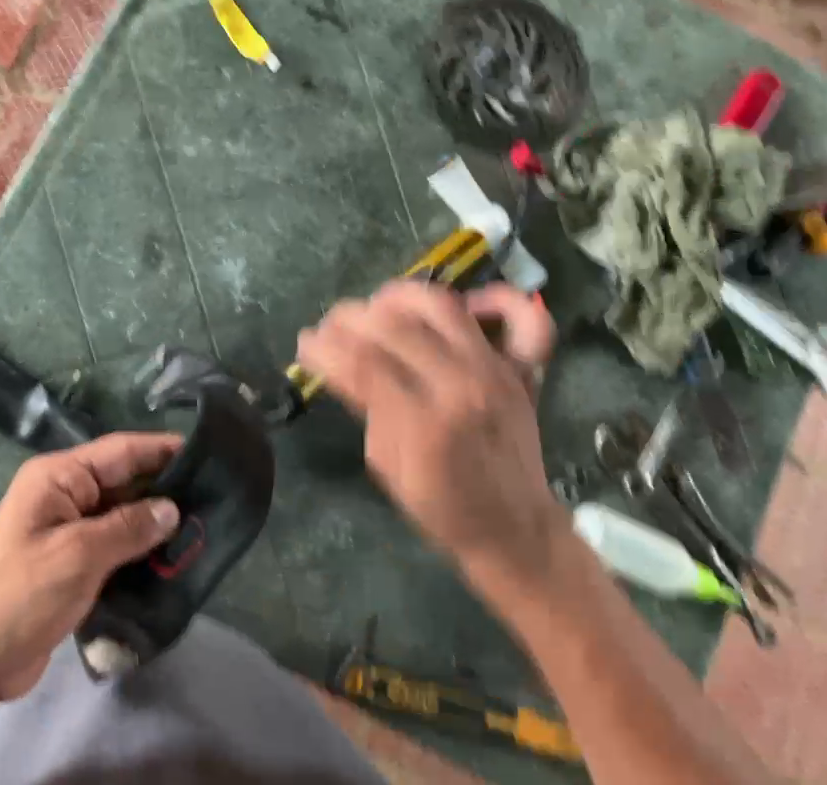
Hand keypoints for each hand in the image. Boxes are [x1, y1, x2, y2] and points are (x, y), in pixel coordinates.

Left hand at [0, 432, 182, 705]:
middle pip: (123, 482)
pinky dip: (140, 553)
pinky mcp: (70, 565)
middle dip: (166, 490)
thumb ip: (127, 528)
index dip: (162, 449)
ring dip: (156, 525)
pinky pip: (113, 548)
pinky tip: (173, 562)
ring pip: (122, 517)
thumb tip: (172, 508)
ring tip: (206, 530)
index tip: (209, 453)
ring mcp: (65, 531)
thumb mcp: (77, 556)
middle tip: (218, 499)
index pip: (120, 451)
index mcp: (57, 477)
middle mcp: (62, 496)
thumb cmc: (19, 595)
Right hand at [296, 281, 559, 570]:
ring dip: (398, 297)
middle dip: (348, 318)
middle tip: (329, 326)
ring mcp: (494, 371)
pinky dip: (495, 298)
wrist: (514, 529)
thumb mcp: (386, 465)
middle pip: (394, 326)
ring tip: (376, 307)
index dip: (324, 347)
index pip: (361, 363)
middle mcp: (461, 385)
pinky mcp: (518, 369)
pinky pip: (522, 317)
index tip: (305, 345)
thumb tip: (342, 365)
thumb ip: (369, 408)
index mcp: (424, 422)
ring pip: (441, 306)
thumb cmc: (441, 507)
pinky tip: (466, 303)